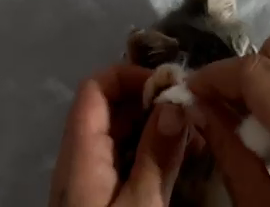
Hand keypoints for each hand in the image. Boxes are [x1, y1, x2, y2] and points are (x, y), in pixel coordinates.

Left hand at [49, 64, 190, 206]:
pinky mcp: (97, 198)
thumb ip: (157, 155)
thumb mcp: (141, 205)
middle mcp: (77, 158)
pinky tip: (176, 161)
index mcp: (79, 151)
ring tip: (192, 138)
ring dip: (153, 129)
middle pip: (109, 109)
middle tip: (190, 112)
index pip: (94, 88)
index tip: (167, 85)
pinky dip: (148, 153)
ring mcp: (86, 180)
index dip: (129, 76)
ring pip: (118, 136)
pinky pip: (120, 161)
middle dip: (149, 103)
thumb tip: (175, 102)